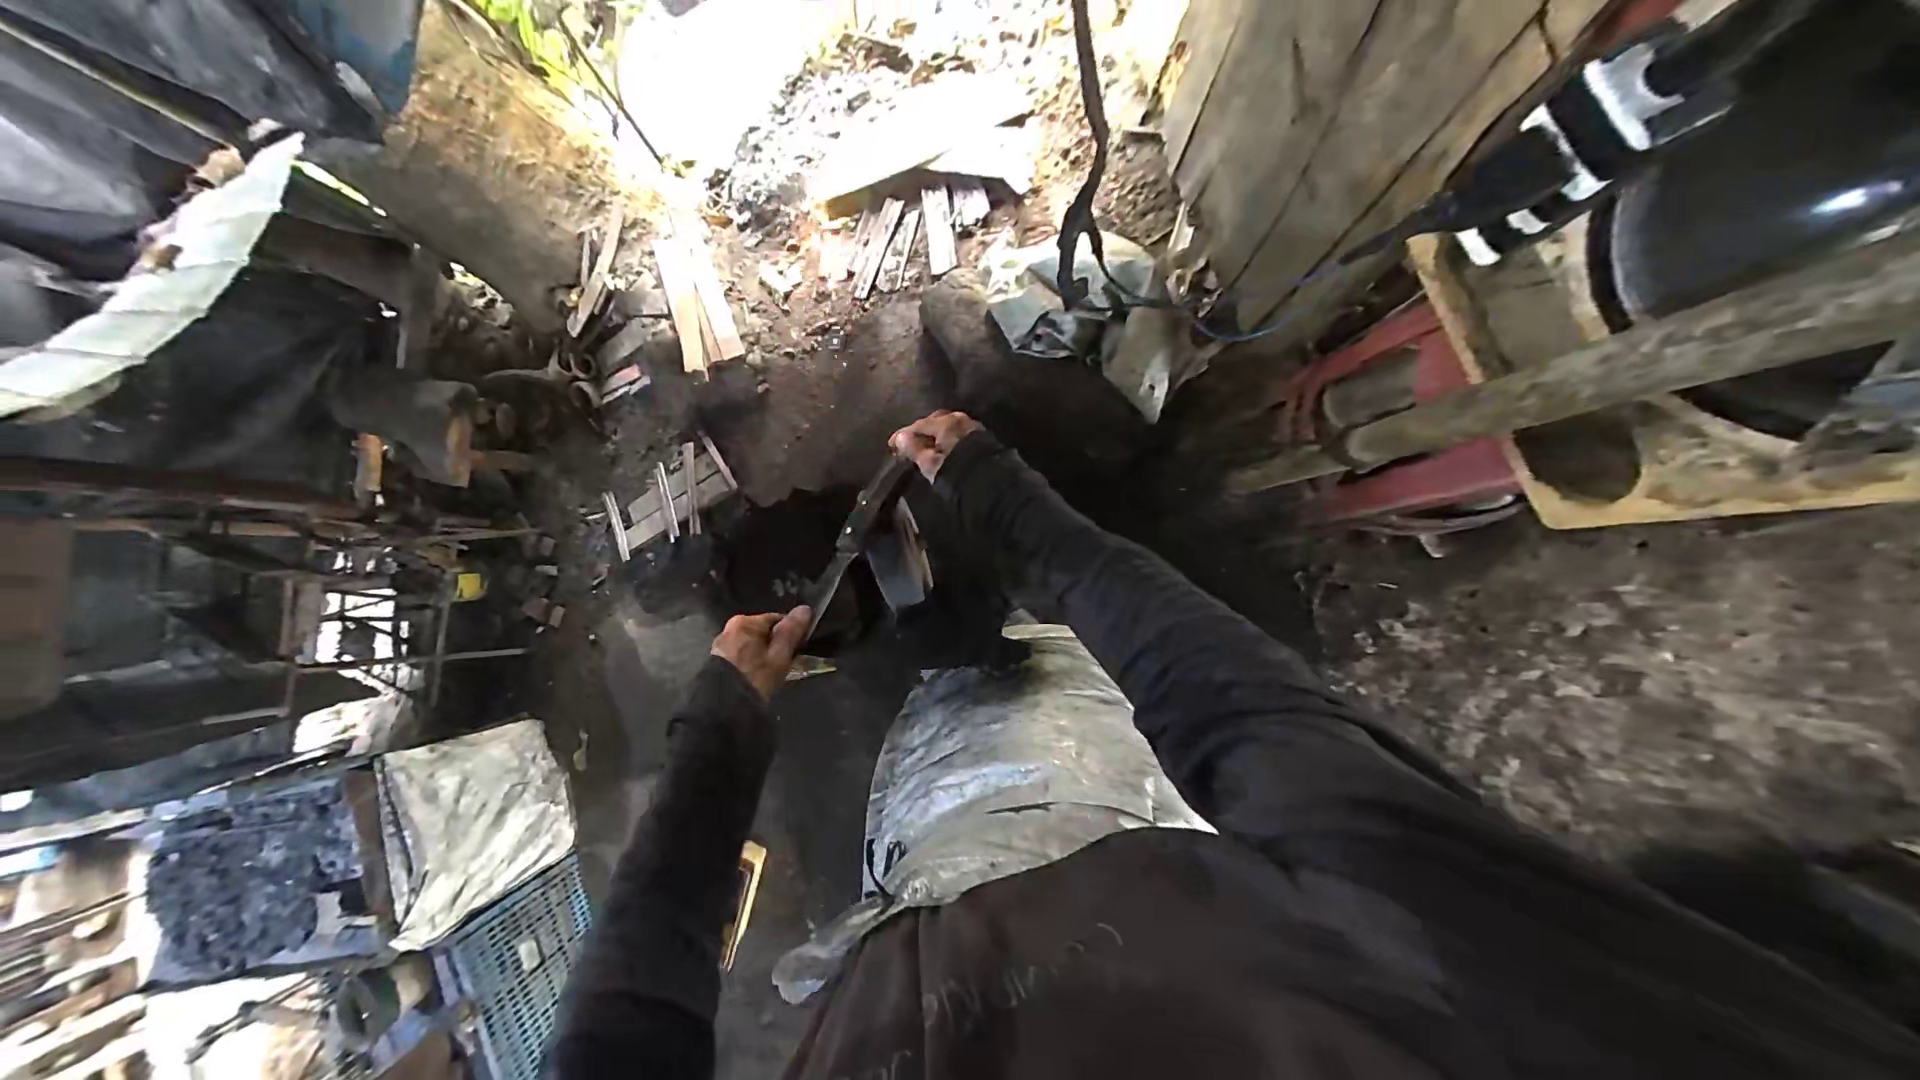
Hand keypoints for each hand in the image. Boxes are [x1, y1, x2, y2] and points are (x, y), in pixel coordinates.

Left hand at [710, 607, 810, 700]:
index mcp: (744, 622)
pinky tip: (756, 679)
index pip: (778, 619)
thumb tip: (805, 609)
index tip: (797, 652)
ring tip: (770, 676)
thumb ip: (792, 631)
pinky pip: (741, 657)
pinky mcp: (716, 662)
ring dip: (763, 657)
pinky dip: (750, 665)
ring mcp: (720, 646)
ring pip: (753, 646)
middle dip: (776, 647)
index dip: (791, 635)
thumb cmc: (755, 679)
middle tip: (784, 666)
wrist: (723, 709)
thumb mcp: (780, 656)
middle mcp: (729, 628)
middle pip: (764, 633)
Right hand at [889, 410, 982, 480]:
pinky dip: (949, 439)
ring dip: (936, 434)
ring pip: (949, 427)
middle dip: (922, 431)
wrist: (990, 483)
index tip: (892, 444)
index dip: (904, 435)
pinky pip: (960, 434)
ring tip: (927, 447)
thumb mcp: (930, 464)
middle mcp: (960, 419)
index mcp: (945, 423)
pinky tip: (945, 449)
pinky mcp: (983, 438)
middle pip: (935, 421)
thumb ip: (915, 449)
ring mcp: (973, 427)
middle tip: (911, 443)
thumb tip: (901, 438)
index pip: (919, 425)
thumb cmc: (955, 472)